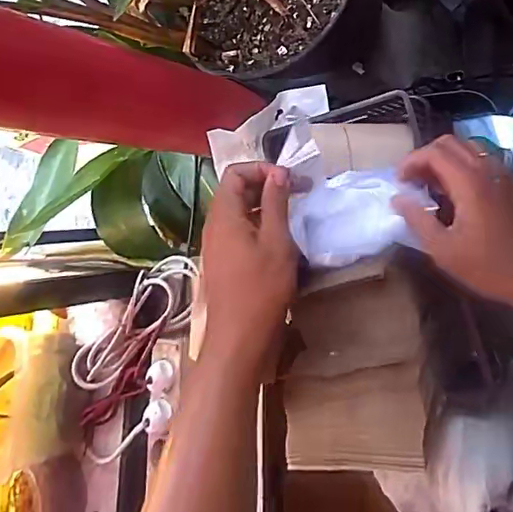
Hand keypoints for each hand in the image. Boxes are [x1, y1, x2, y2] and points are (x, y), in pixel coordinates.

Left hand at [199, 162, 298, 365]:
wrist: (238, 342)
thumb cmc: (260, 289)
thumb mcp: (277, 241)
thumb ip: (276, 202)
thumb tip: (278, 172)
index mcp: (224, 216)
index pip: (235, 173)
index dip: (262, 169)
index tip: (289, 180)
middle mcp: (215, 226)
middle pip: (236, 190)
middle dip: (266, 184)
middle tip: (298, 192)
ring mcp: (217, 245)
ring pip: (239, 211)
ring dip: (265, 205)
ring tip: (293, 212)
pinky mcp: (224, 262)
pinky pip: (239, 230)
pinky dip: (259, 224)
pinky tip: (280, 238)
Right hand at [393, 135, 512, 309]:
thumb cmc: (492, 266)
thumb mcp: (446, 251)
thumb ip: (419, 221)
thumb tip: (399, 199)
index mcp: (468, 180)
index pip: (433, 152)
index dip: (411, 161)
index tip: (399, 181)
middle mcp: (487, 168)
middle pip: (450, 142)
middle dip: (426, 155)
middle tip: (414, 180)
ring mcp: (504, 173)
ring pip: (469, 148)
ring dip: (447, 158)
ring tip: (434, 185)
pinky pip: (484, 160)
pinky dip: (465, 165)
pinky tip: (460, 194)